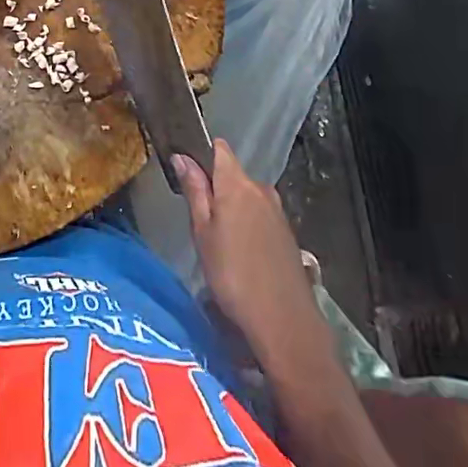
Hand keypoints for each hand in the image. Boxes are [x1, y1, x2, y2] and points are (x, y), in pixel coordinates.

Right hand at [174, 140, 320, 345]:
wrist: (282, 318)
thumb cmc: (232, 274)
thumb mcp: (203, 232)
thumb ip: (194, 191)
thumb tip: (182, 157)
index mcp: (237, 183)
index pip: (219, 148)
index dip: (200, 153)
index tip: (186, 172)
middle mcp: (260, 187)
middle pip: (231, 173)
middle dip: (214, 187)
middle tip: (197, 219)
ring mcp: (276, 208)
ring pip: (245, 195)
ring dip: (230, 207)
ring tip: (217, 241)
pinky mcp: (285, 230)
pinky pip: (259, 213)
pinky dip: (246, 222)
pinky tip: (240, 252)